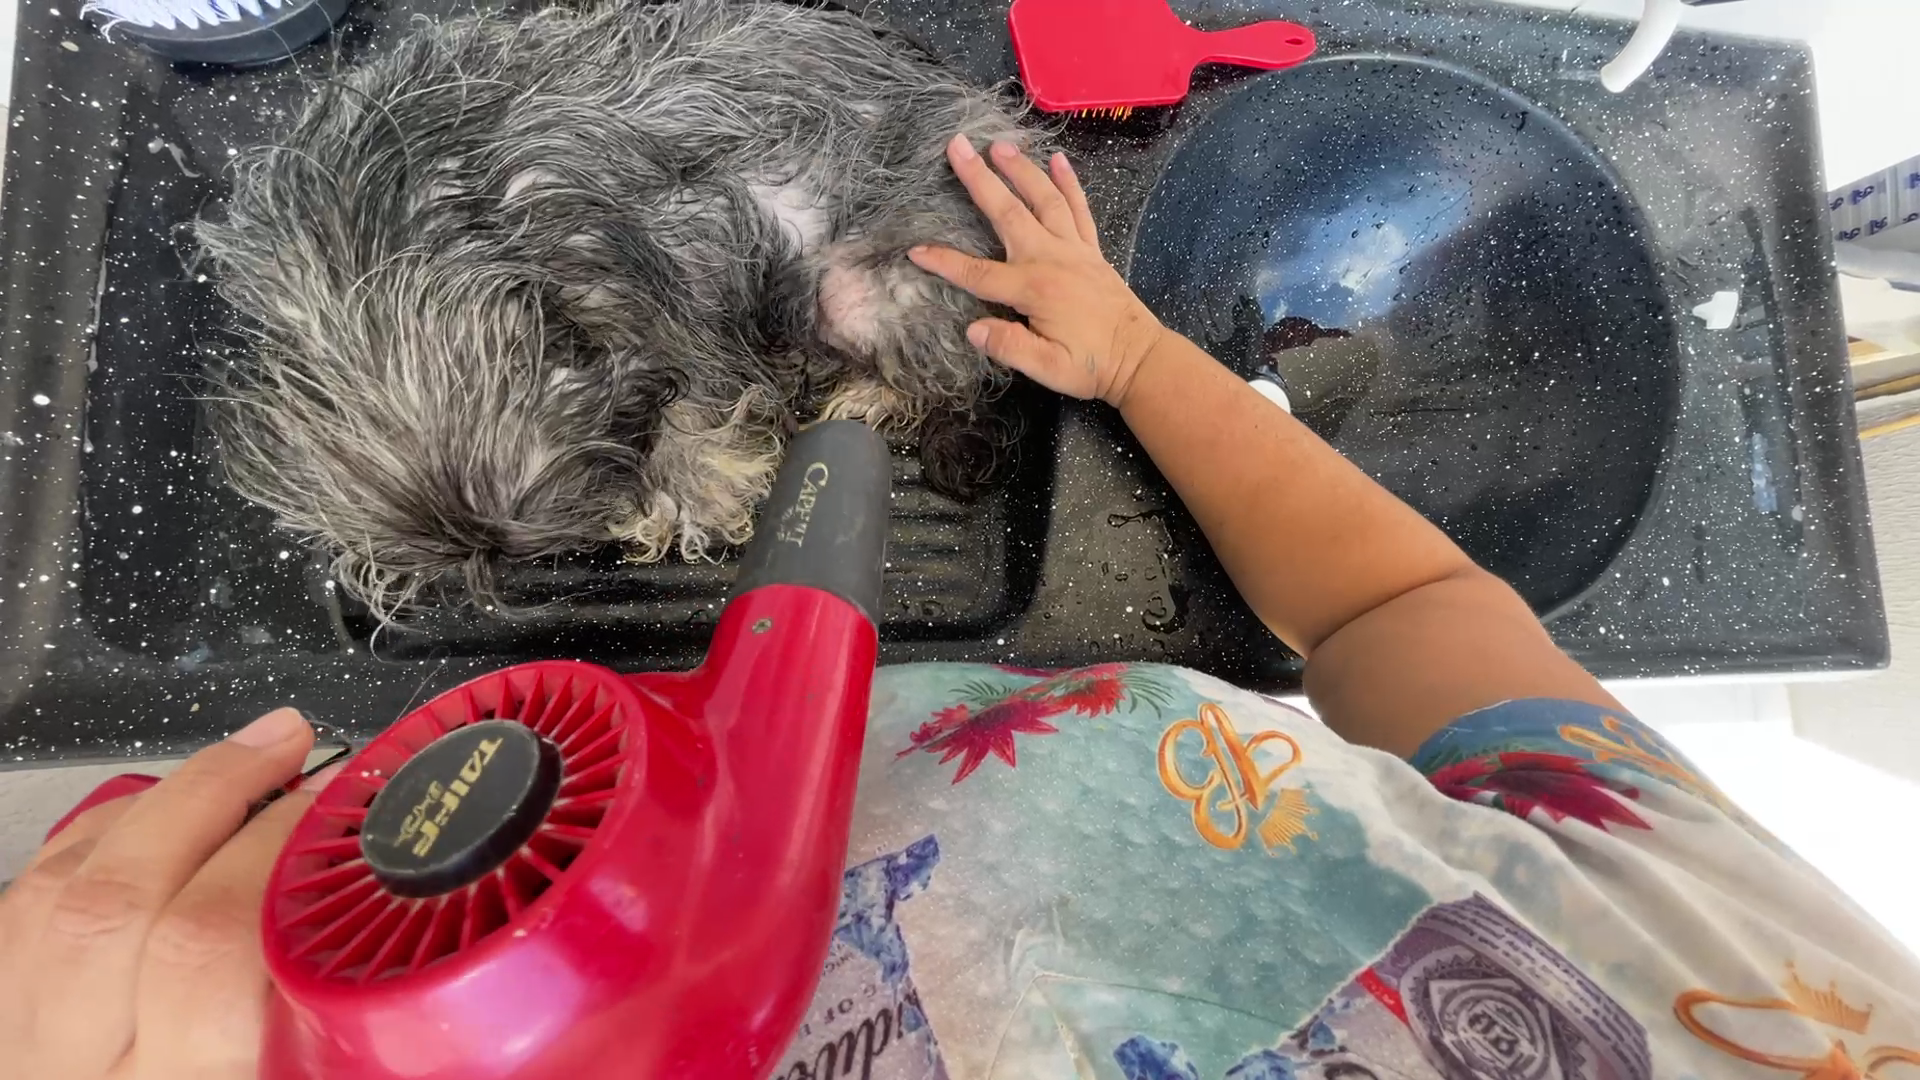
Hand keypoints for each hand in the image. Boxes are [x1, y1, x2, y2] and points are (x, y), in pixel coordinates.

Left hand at [0, 708, 333, 1077]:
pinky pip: (24, 905)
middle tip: (290, 743)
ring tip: (243, 757)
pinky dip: (102, 833)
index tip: (344, 798)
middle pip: (117, 903)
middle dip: (214, 790)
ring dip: (162, 799)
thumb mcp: (331, 1064)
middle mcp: (85, 1067)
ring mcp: (24, 1046)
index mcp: (192, 1079)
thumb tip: (401, 872)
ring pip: (56, 894)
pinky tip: (170, 810)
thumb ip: (354, 989)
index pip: (209, 947)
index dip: (278, 844)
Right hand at [910, 134, 1167, 407]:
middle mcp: (1052, 259)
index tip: (915, 250)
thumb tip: (972, 328)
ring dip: (1021, 170)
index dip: (944, 262)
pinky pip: (1079, 209)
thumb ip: (1009, 346)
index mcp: (1034, 289)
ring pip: (1044, 199)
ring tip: (1000, 144)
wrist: (1138, 359)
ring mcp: (1074, 250)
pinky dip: (1069, 182)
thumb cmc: (1090, 367)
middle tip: (957, 146)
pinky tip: (1058, 160)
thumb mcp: (1046, 368)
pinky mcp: (1091, 251)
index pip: (978, 274)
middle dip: (980, 180)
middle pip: (1008, 214)